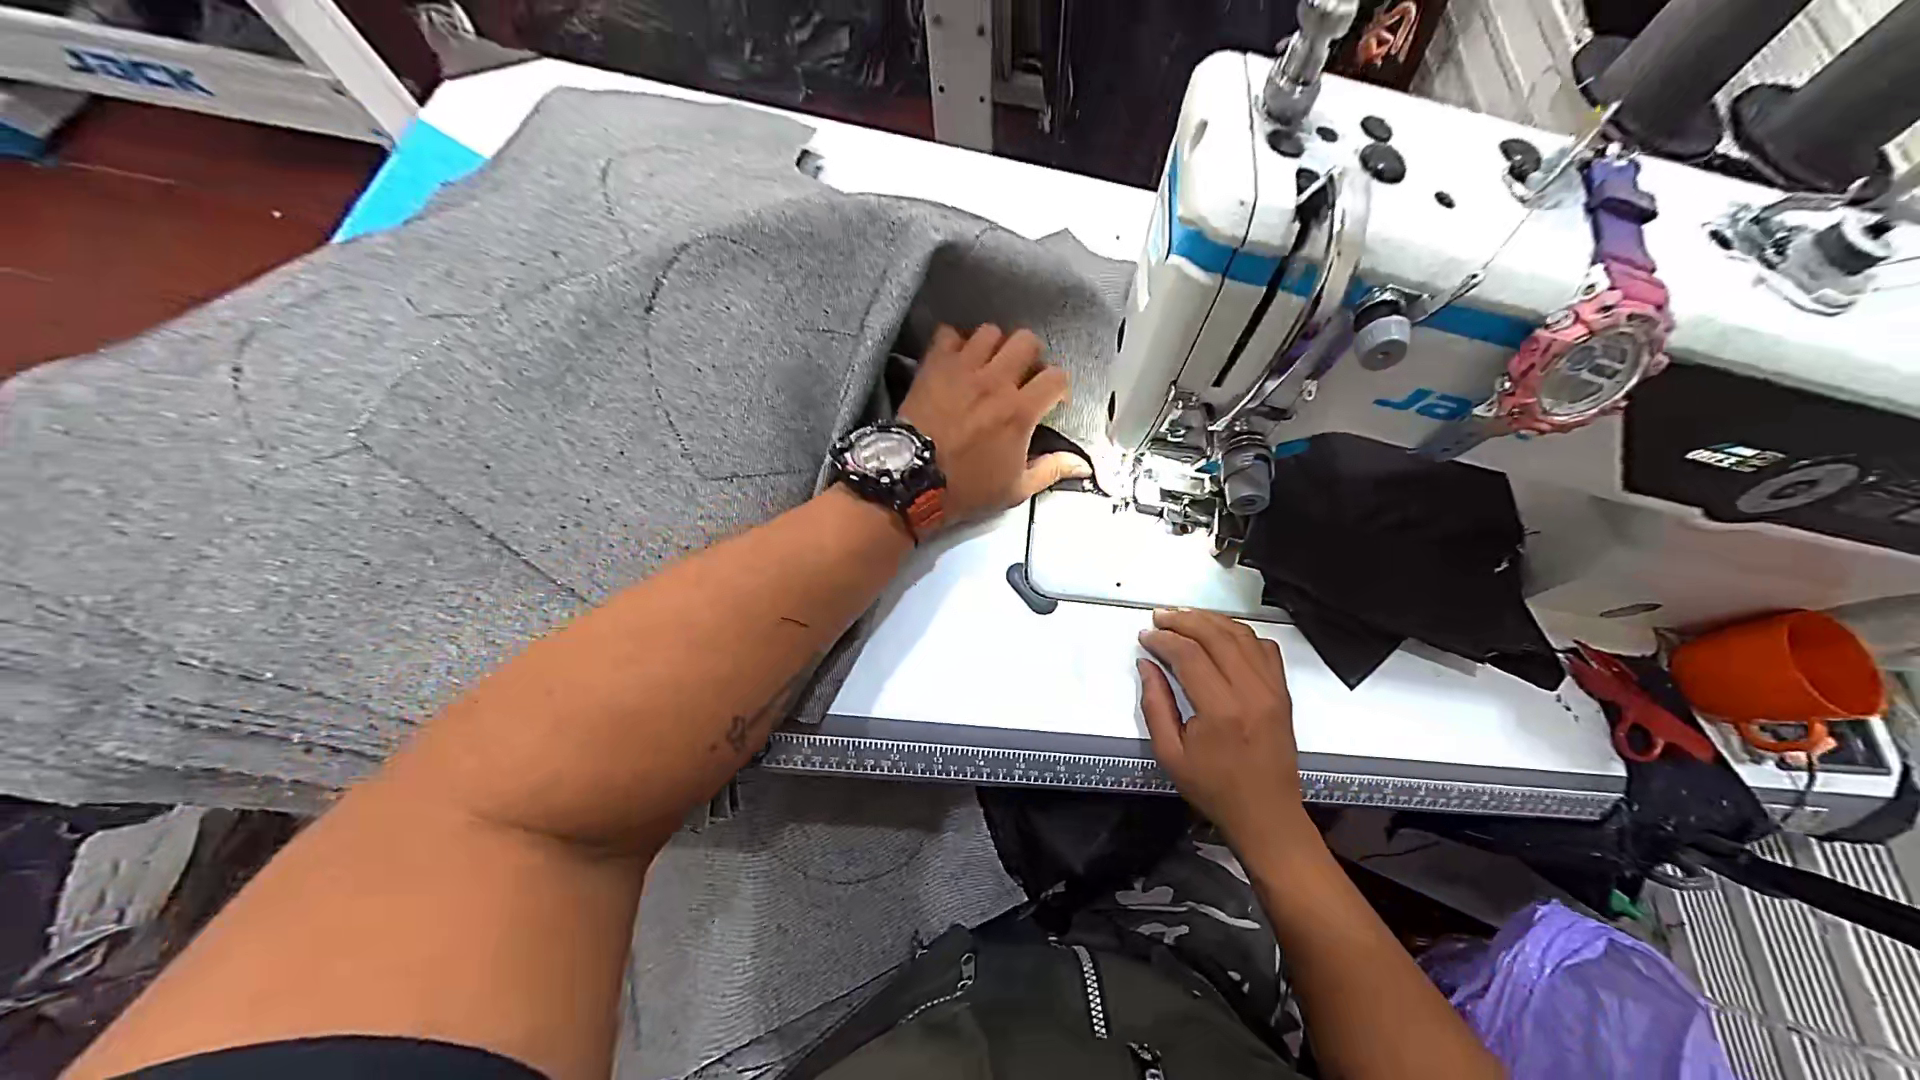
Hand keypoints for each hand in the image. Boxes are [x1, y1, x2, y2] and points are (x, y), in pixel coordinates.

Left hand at [898, 324, 1090, 529]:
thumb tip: (1082, 465)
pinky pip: (949, 333)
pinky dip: (955, 342)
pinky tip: (957, 360)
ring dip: (995, 346)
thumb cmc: (965, 488)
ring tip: (989, 365)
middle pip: (1027, 341)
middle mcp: (995, 381)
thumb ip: (1051, 470)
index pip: (1057, 377)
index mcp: (1019, 411)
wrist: (911, 480)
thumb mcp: (1015, 489)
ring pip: (990, 332)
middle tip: (1021, 376)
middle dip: (1030, 356)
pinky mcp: (934, 365)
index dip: (1059, 387)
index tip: (1051, 401)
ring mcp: (962, 369)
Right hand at [1138, 609, 1309, 851]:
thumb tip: (1147, 664)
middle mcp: (1252, 691)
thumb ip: (1155, 705)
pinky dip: (1241, 634)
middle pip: (1216, 635)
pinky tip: (1221, 634)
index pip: (1189, 655)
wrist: (1267, 814)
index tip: (1145, 636)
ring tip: (1184, 617)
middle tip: (1160, 616)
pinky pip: (1265, 648)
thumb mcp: (1170, 754)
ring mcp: (1273, 689)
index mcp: (1222, 710)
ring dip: (1210, 620)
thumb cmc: (1214, 789)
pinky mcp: (1283, 692)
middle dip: (1183, 620)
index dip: (1163, 639)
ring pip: (1242, 635)